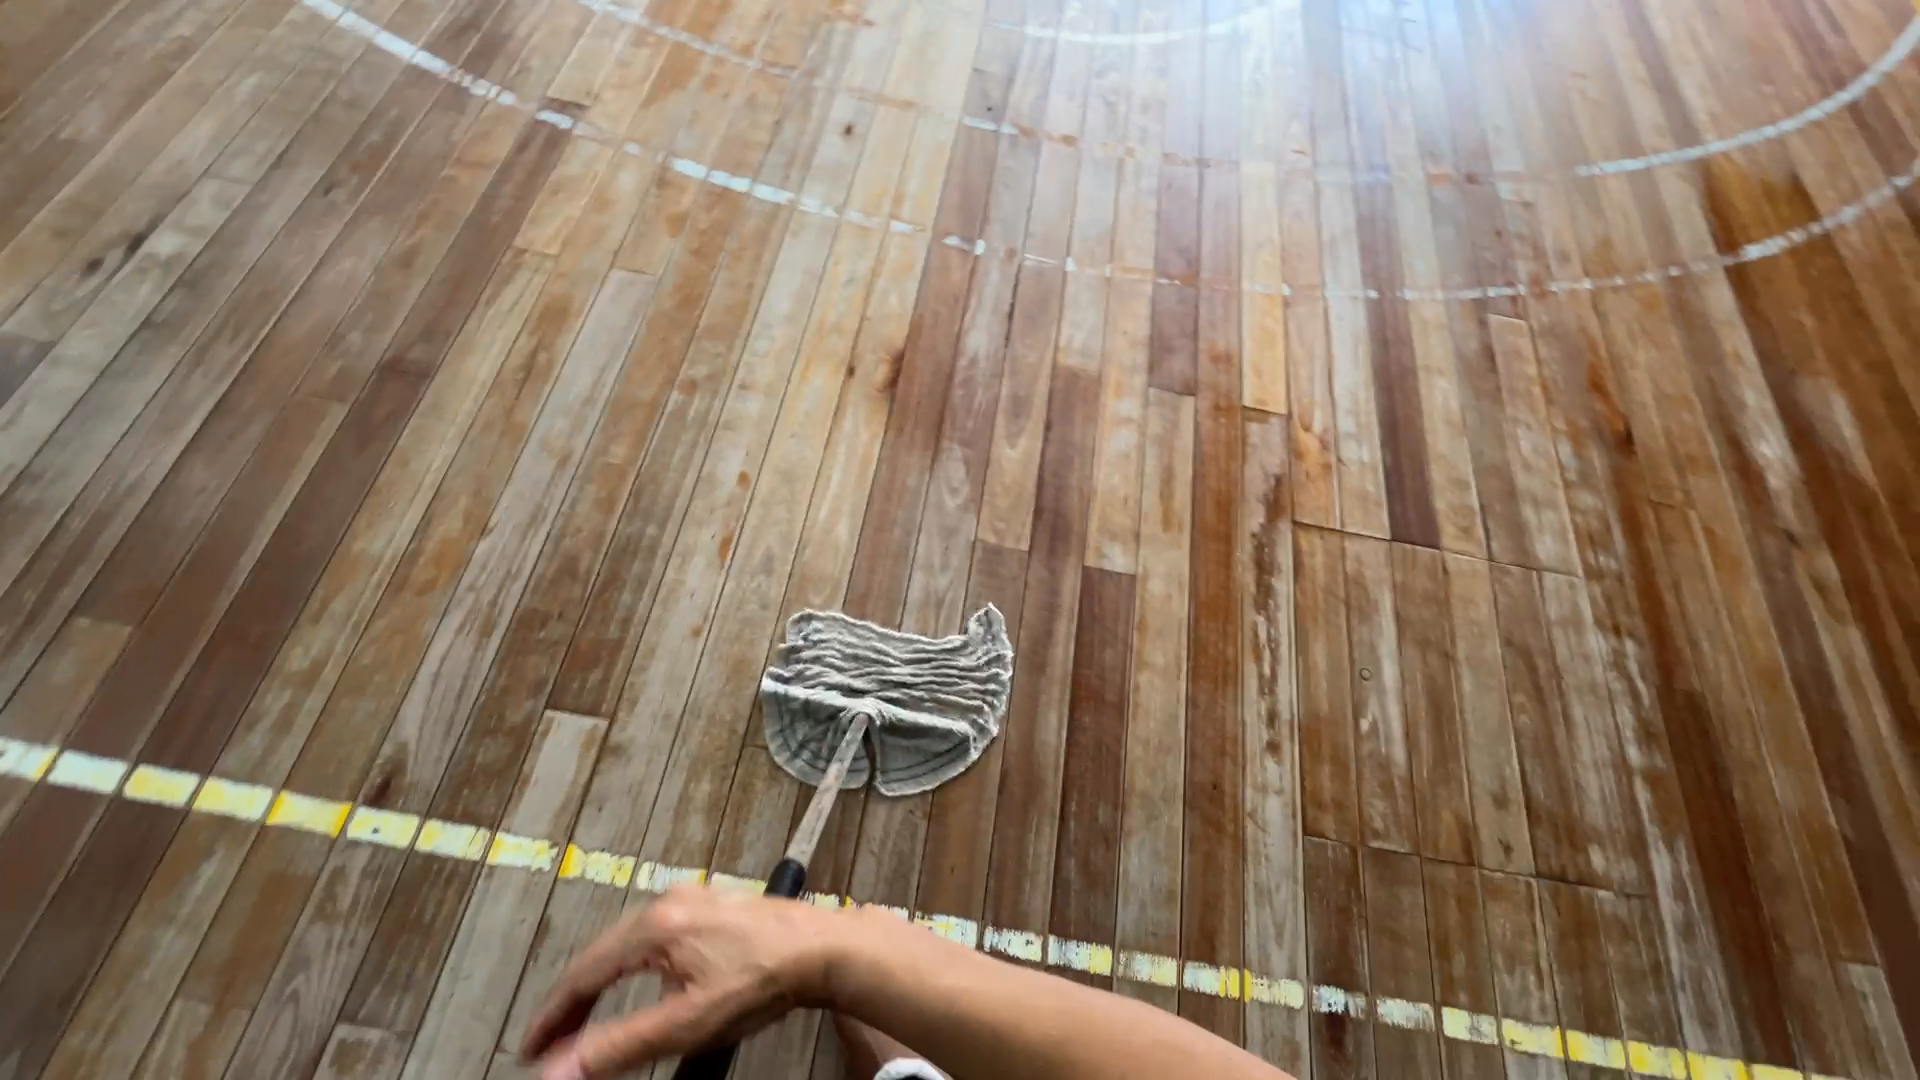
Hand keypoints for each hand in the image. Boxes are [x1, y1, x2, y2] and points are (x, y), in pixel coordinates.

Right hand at [520, 885, 848, 1077]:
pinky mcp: (713, 904)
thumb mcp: (685, 1023)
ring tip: (587, 1019)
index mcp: (655, 926)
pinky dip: (635, 964)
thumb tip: (555, 1070)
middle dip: (575, 999)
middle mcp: (669, 901)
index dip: (553, 1015)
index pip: (584, 973)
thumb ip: (619, 1047)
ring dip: (605, 980)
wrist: (821, 946)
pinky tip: (640, 983)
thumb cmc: (758, 981)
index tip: (529, 1049)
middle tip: (552, 1042)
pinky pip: (657, 934)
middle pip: (603, 953)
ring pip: (630, 942)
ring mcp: (693, 897)